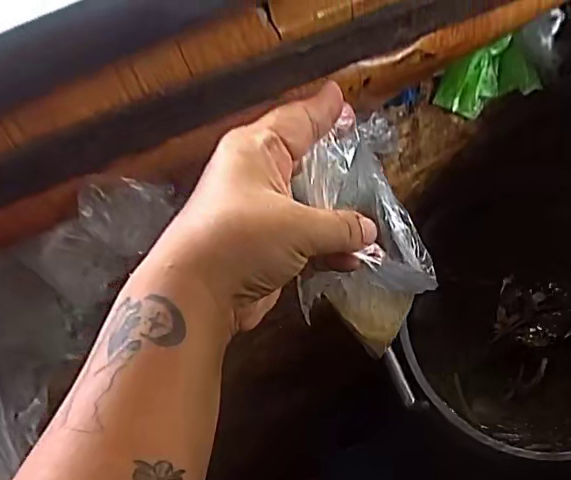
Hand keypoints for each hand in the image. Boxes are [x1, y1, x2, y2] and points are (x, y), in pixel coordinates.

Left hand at [149, 82, 378, 332]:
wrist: (202, 292)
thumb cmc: (236, 241)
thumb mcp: (298, 227)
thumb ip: (339, 227)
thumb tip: (367, 230)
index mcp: (256, 151)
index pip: (297, 121)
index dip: (322, 110)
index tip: (338, 97)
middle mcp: (256, 179)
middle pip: (304, 166)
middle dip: (333, 166)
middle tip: (358, 154)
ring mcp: (261, 217)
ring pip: (308, 210)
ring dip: (338, 222)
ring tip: (368, 223)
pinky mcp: (265, 251)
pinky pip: (306, 245)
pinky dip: (329, 251)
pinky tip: (352, 259)